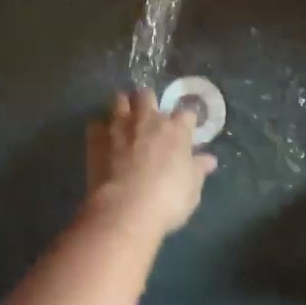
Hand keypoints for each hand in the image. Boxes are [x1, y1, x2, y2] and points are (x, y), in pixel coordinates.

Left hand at [84, 90, 217, 238]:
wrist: (125, 209)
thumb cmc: (167, 200)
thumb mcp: (192, 190)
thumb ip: (198, 170)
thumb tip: (209, 159)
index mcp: (175, 130)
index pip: (186, 114)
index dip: (186, 120)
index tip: (186, 127)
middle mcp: (148, 119)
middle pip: (148, 95)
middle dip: (149, 102)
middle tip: (149, 116)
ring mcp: (120, 125)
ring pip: (120, 100)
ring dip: (123, 106)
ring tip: (123, 118)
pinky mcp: (96, 135)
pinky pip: (96, 123)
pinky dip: (100, 129)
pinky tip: (102, 139)